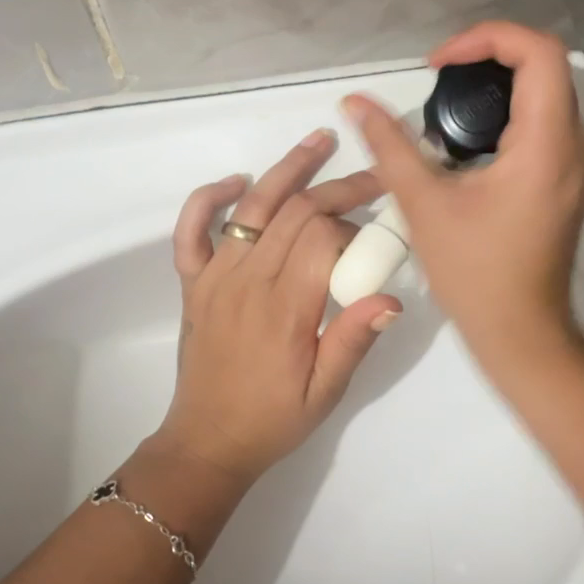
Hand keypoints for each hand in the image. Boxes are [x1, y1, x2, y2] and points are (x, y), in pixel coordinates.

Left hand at [154, 129, 403, 484]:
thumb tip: (392, 297)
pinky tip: (236, 182)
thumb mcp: (326, 392)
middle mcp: (247, 282)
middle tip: (374, 176)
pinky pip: (191, 230)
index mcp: (284, 308)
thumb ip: (353, 341)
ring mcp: (215, 277)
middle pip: (294, 211)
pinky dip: (209, 199)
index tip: (376, 236)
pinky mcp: (194, 282)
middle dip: (338, 186)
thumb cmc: (274, 419)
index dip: (353, 226)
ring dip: (287, 169)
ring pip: (252, 208)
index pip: (320, 238)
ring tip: (320, 140)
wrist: (207, 443)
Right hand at [342, 22, 583, 369]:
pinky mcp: (566, 178)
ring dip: (501, 78)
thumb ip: (389, 144)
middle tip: (441, 73)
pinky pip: (547, 119)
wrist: (521, 332)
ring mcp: (575, 163)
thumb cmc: (475, 272)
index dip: (489, 38)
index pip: (539, 53)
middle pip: (547, 64)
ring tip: (449, 95)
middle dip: (492, 53)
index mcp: (546, 143)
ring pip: (549, 90)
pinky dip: (511, 107)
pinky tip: (470, 132)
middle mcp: (573, 144)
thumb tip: (355, 101)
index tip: (440, 63)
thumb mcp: (423, 204)